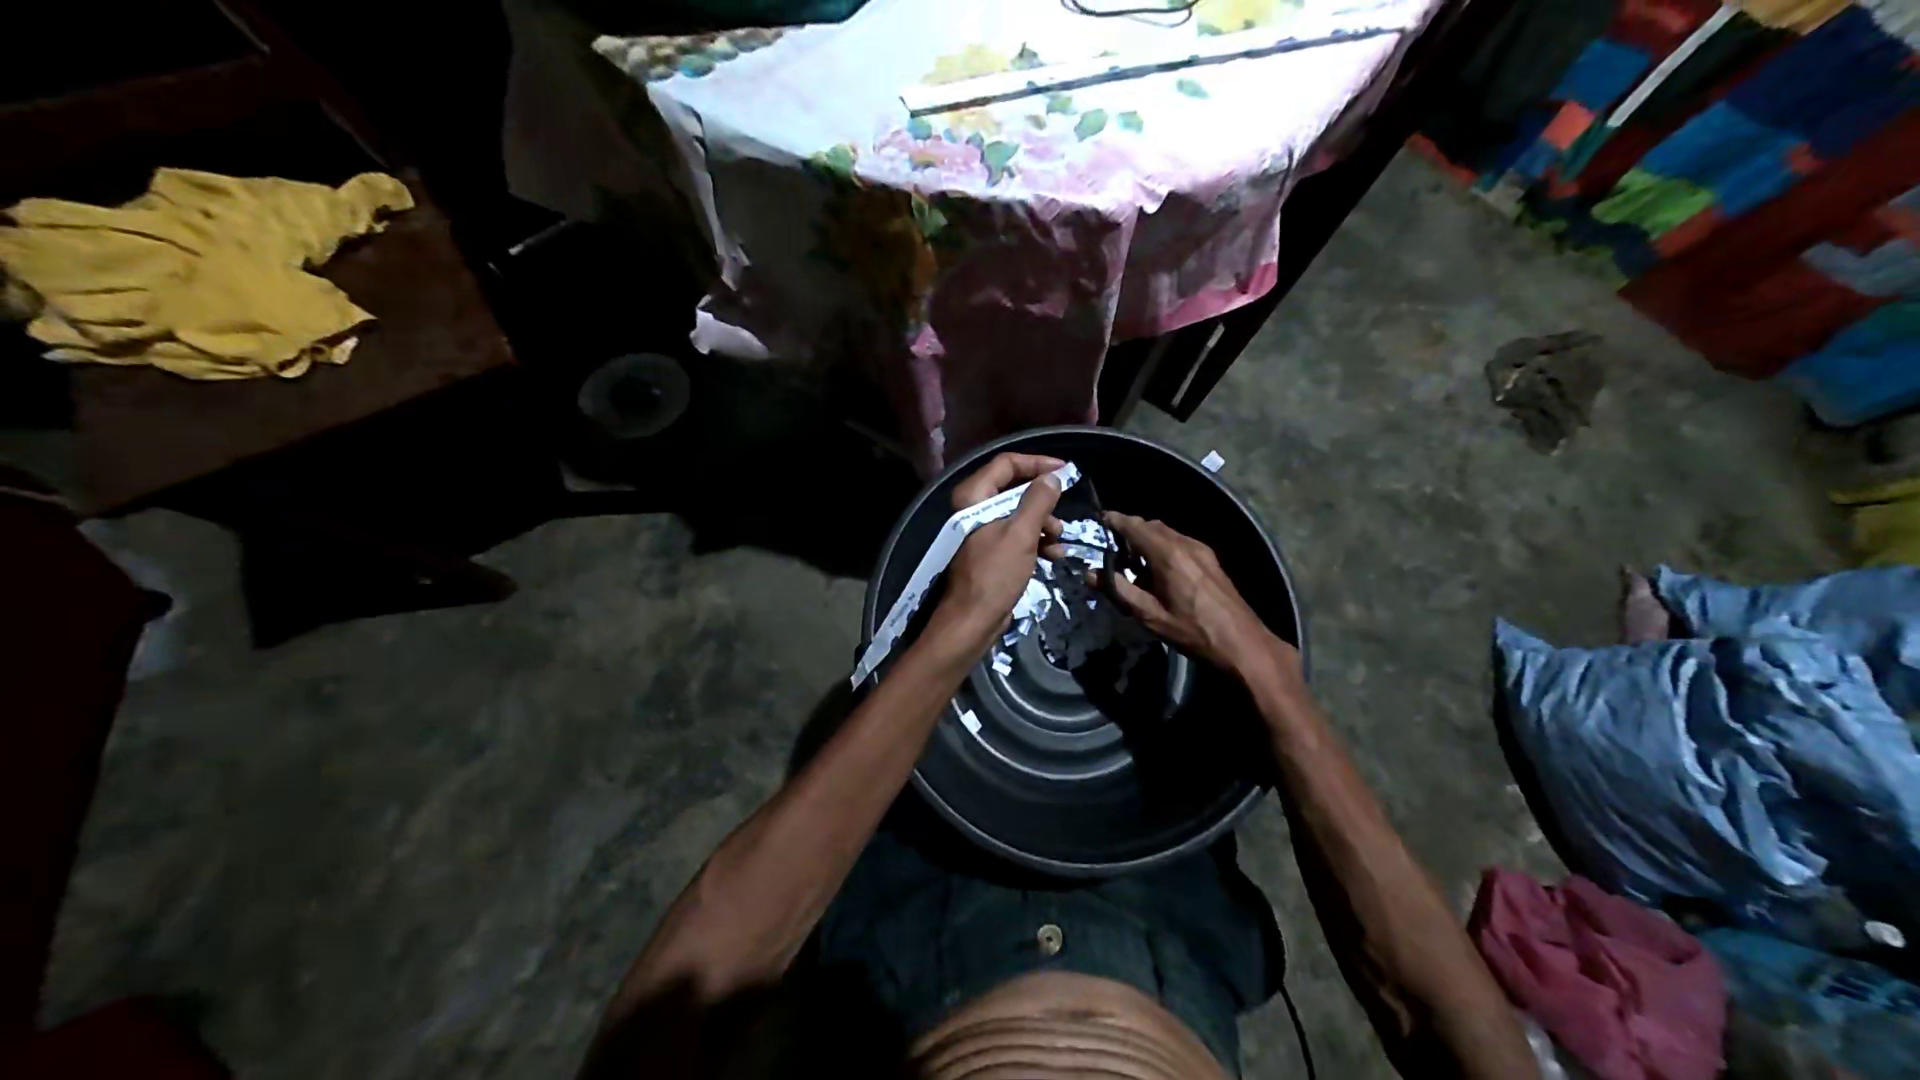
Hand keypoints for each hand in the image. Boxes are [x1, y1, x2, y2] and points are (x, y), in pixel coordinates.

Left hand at [935, 453, 1064, 644]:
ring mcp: (980, 530)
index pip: (1006, 464)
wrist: (972, 620)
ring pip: (1018, 514)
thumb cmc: (995, 573)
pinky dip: (1035, 540)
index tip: (1065, 470)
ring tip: (1058, 539)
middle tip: (1063, 510)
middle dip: (1043, 500)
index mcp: (973, 497)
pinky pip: (1016, 535)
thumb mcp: (1021, 534)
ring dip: (1043, 523)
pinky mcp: (989, 551)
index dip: (1037, 464)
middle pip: (1013, 489)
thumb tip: (1052, 478)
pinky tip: (1053, 554)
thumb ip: (1037, 501)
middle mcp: (973, 508)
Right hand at [1102, 512, 1297, 679]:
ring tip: (1133, 563)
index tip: (1099, 520)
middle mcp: (1185, 544)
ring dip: (1146, 540)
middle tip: (1112, 550)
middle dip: (1129, 531)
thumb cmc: (1192, 630)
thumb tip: (1090, 574)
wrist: (1241, 642)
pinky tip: (1158, 572)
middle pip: (1151, 526)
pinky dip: (1162, 547)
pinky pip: (1179, 543)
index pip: (1134, 526)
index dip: (1115, 520)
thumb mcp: (1149, 615)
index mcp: (1167, 554)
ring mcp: (1201, 550)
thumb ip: (1118, 591)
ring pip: (1166, 533)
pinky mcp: (1210, 560)